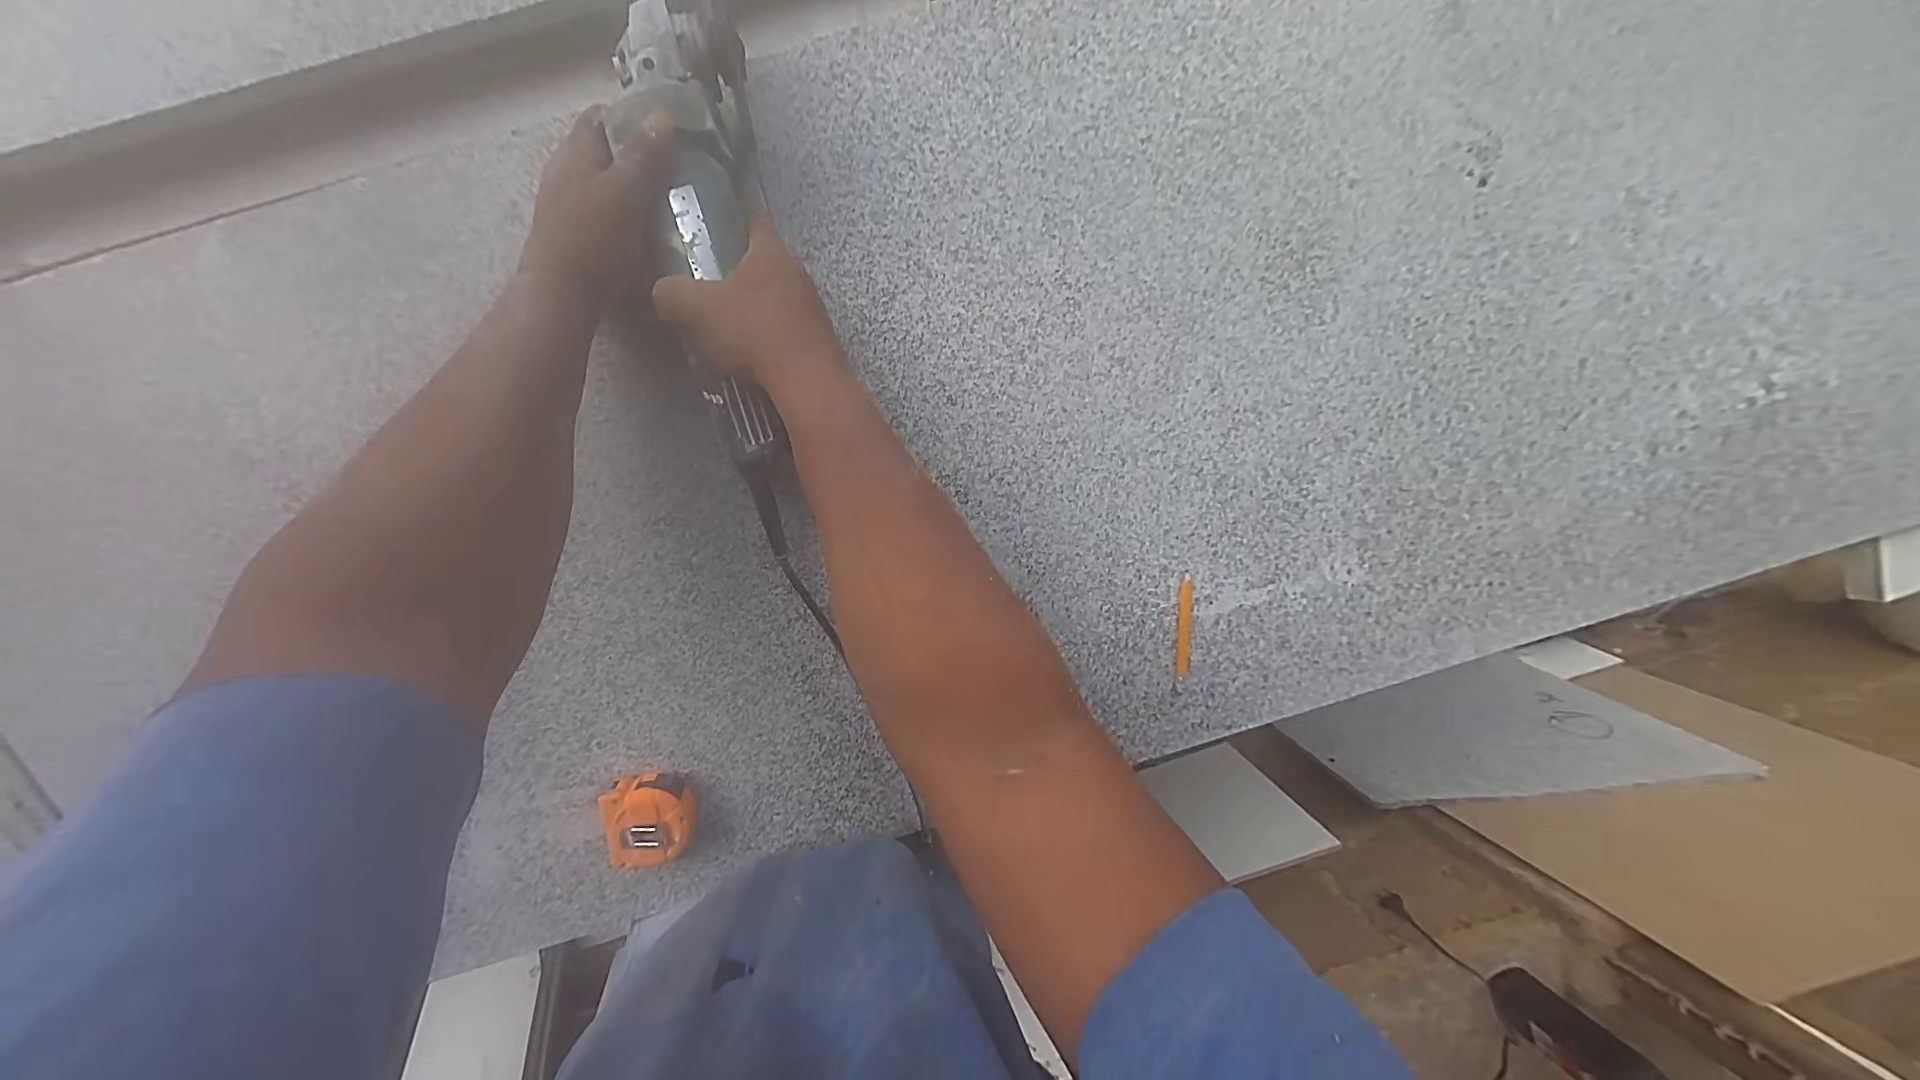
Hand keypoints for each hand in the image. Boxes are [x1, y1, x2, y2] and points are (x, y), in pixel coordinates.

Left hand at [517, 107, 674, 305]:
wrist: (563, 296)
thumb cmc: (594, 239)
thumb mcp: (625, 193)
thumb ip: (644, 156)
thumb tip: (662, 118)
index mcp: (576, 153)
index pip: (602, 118)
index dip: (633, 119)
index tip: (668, 135)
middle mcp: (567, 173)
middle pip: (607, 153)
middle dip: (640, 159)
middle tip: (678, 175)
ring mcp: (570, 206)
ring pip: (609, 185)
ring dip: (637, 192)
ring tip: (672, 207)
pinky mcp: (579, 236)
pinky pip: (609, 214)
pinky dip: (630, 217)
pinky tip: (651, 235)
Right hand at [651, 217, 845, 393]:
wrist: (808, 383)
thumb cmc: (754, 332)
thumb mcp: (696, 309)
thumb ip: (672, 294)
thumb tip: (664, 293)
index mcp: (772, 251)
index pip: (751, 220)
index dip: (729, 224)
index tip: (709, 236)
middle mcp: (799, 272)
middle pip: (764, 263)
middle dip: (738, 274)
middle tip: (710, 290)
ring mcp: (814, 307)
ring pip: (777, 298)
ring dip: (756, 310)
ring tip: (729, 329)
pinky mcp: (821, 340)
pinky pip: (788, 329)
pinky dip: (771, 337)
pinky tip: (754, 355)